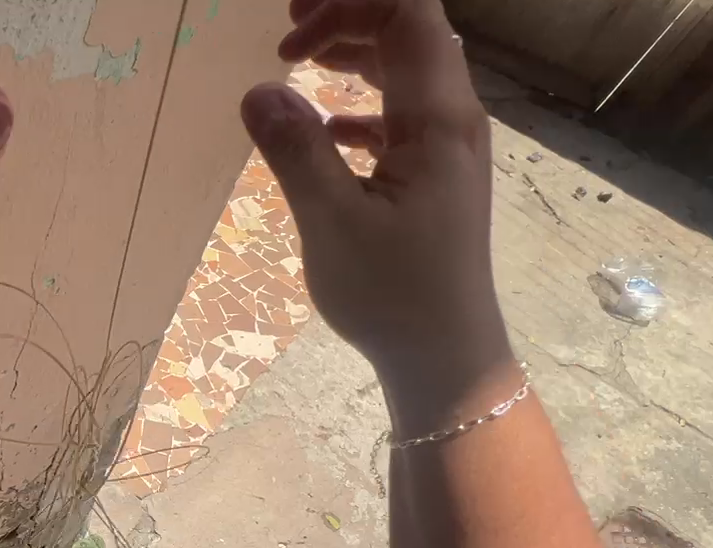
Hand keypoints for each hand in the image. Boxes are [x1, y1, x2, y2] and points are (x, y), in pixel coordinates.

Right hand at [241, 0, 516, 439]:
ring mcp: (446, 150)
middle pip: (411, 34)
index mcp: (437, 119)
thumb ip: (297, 153)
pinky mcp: (433, 180)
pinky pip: (400, 118)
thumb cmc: (389, 290)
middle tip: (286, 33)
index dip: (350, 5)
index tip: (287, 29)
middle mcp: (452, 120)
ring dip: (356, 57)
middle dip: (350, 17)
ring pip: (407, 74)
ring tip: (299, 62)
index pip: (406, 17)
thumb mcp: (332, 222)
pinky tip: (327, 130)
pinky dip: (361, 107)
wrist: (441, 349)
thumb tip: (259, 92)